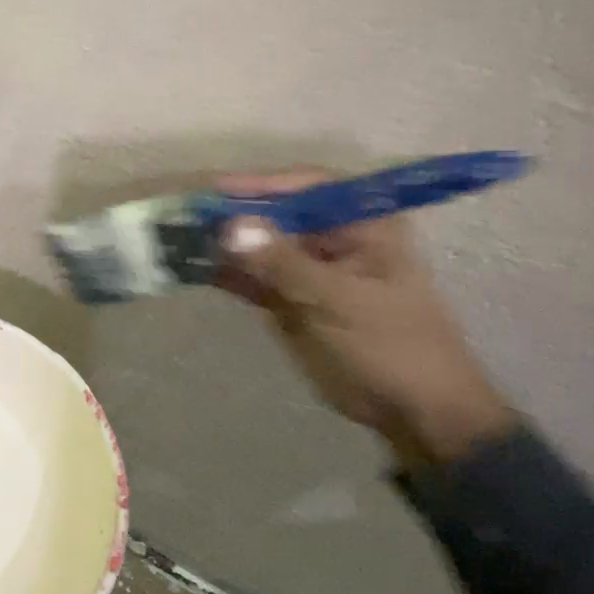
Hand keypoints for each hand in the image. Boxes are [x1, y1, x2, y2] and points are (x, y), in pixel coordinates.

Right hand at [213, 168, 516, 467]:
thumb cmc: (391, 344)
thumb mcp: (337, 299)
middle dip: (235, 214)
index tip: (217, 191)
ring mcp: (311, 272)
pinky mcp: (292, 302)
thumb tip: (231, 226)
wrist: (413, 408)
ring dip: (225, 244)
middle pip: (277, 215)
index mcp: (364, 225)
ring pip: (261, 248)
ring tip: (181, 239)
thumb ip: (282, 262)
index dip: (263, 185)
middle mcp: (334, 240)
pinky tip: (194, 268)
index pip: (308, 187)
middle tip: (187, 216)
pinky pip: (254, 279)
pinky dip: (227, 273)